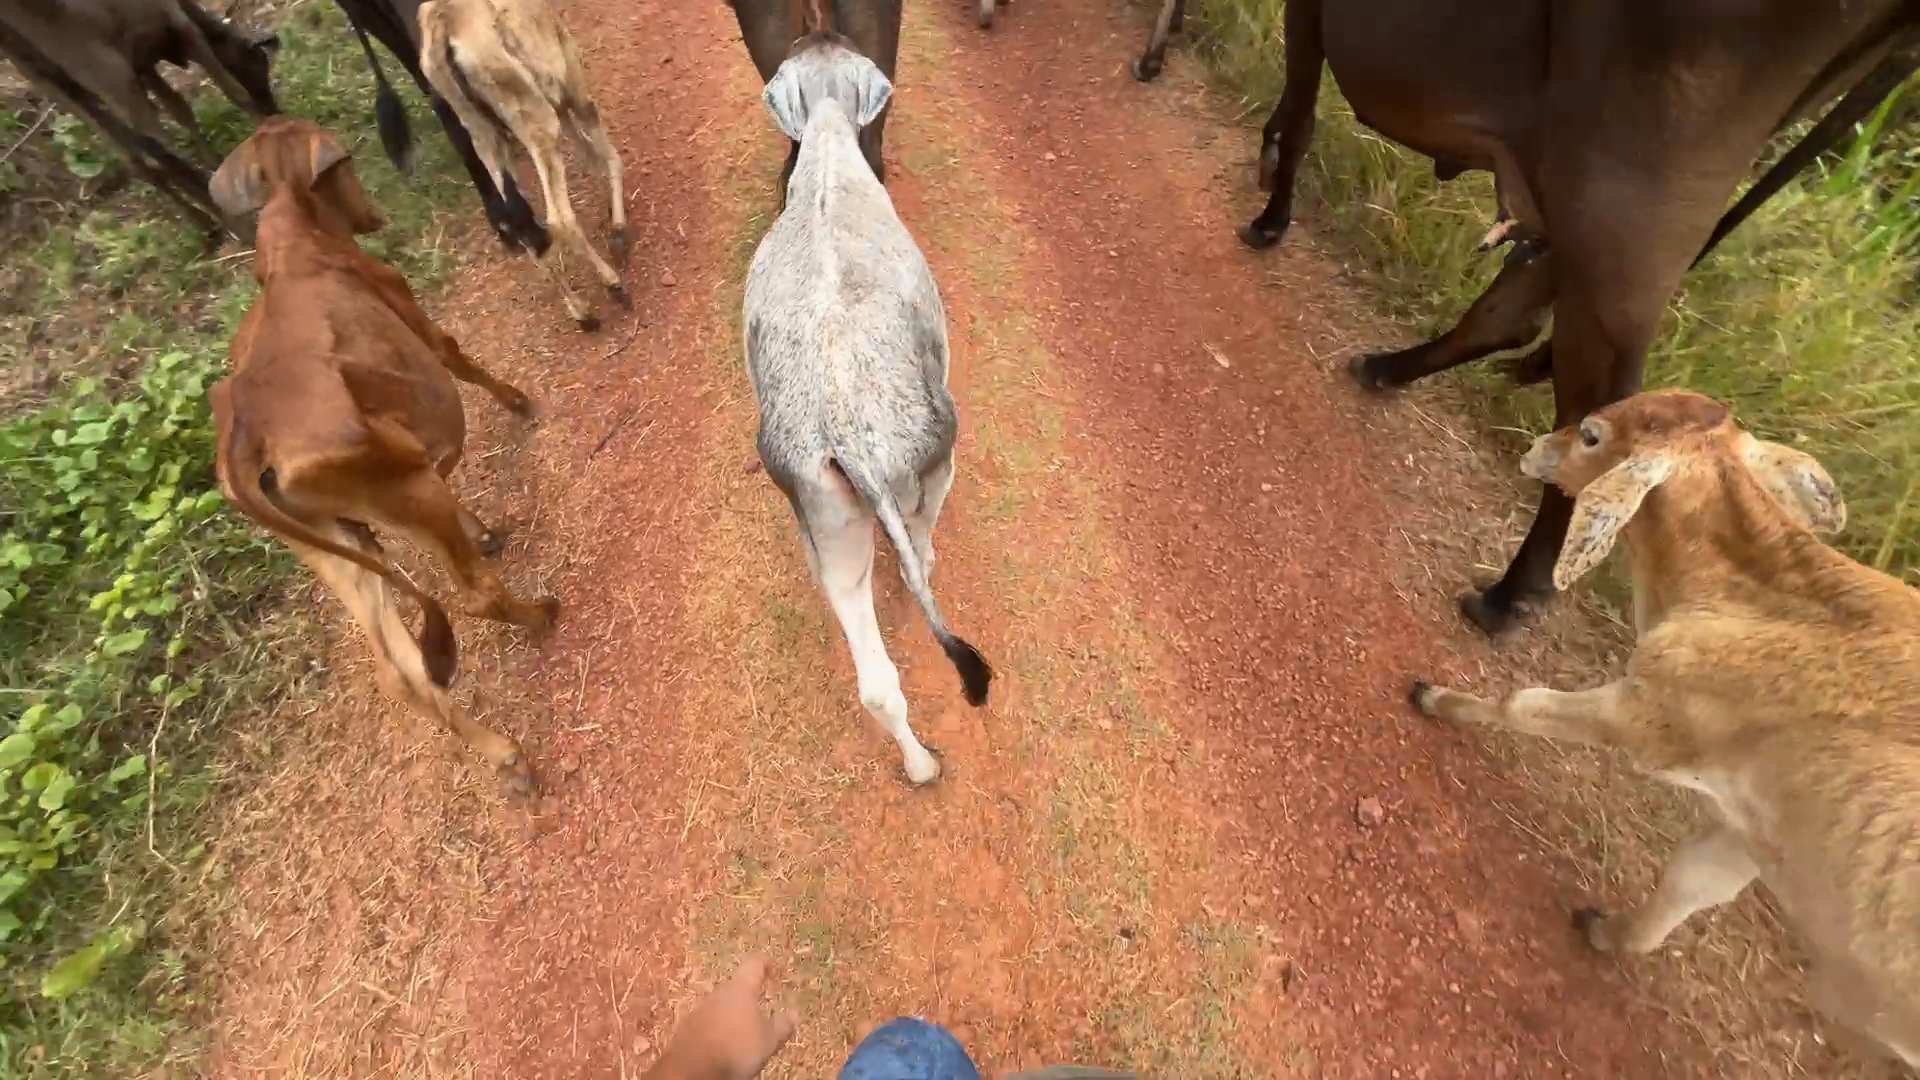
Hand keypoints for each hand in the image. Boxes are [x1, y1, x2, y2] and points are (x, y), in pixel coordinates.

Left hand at [648, 957, 798, 1079]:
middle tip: (758, 1006)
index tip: (772, 967)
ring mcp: (700, 1010)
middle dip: (746, 994)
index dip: (765, 963)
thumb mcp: (767, 1041)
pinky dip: (715, 1028)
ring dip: (730, 1012)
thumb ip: (782, 1026)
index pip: (754, 964)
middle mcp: (719, 993)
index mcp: (741, 988)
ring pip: (719, 1004)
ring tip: (740, 1028)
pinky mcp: (686, 1030)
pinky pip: (706, 1022)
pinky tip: (720, 1043)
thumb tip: (796, 1013)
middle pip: (735, 986)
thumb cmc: (735, 1049)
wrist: (691, 1072)